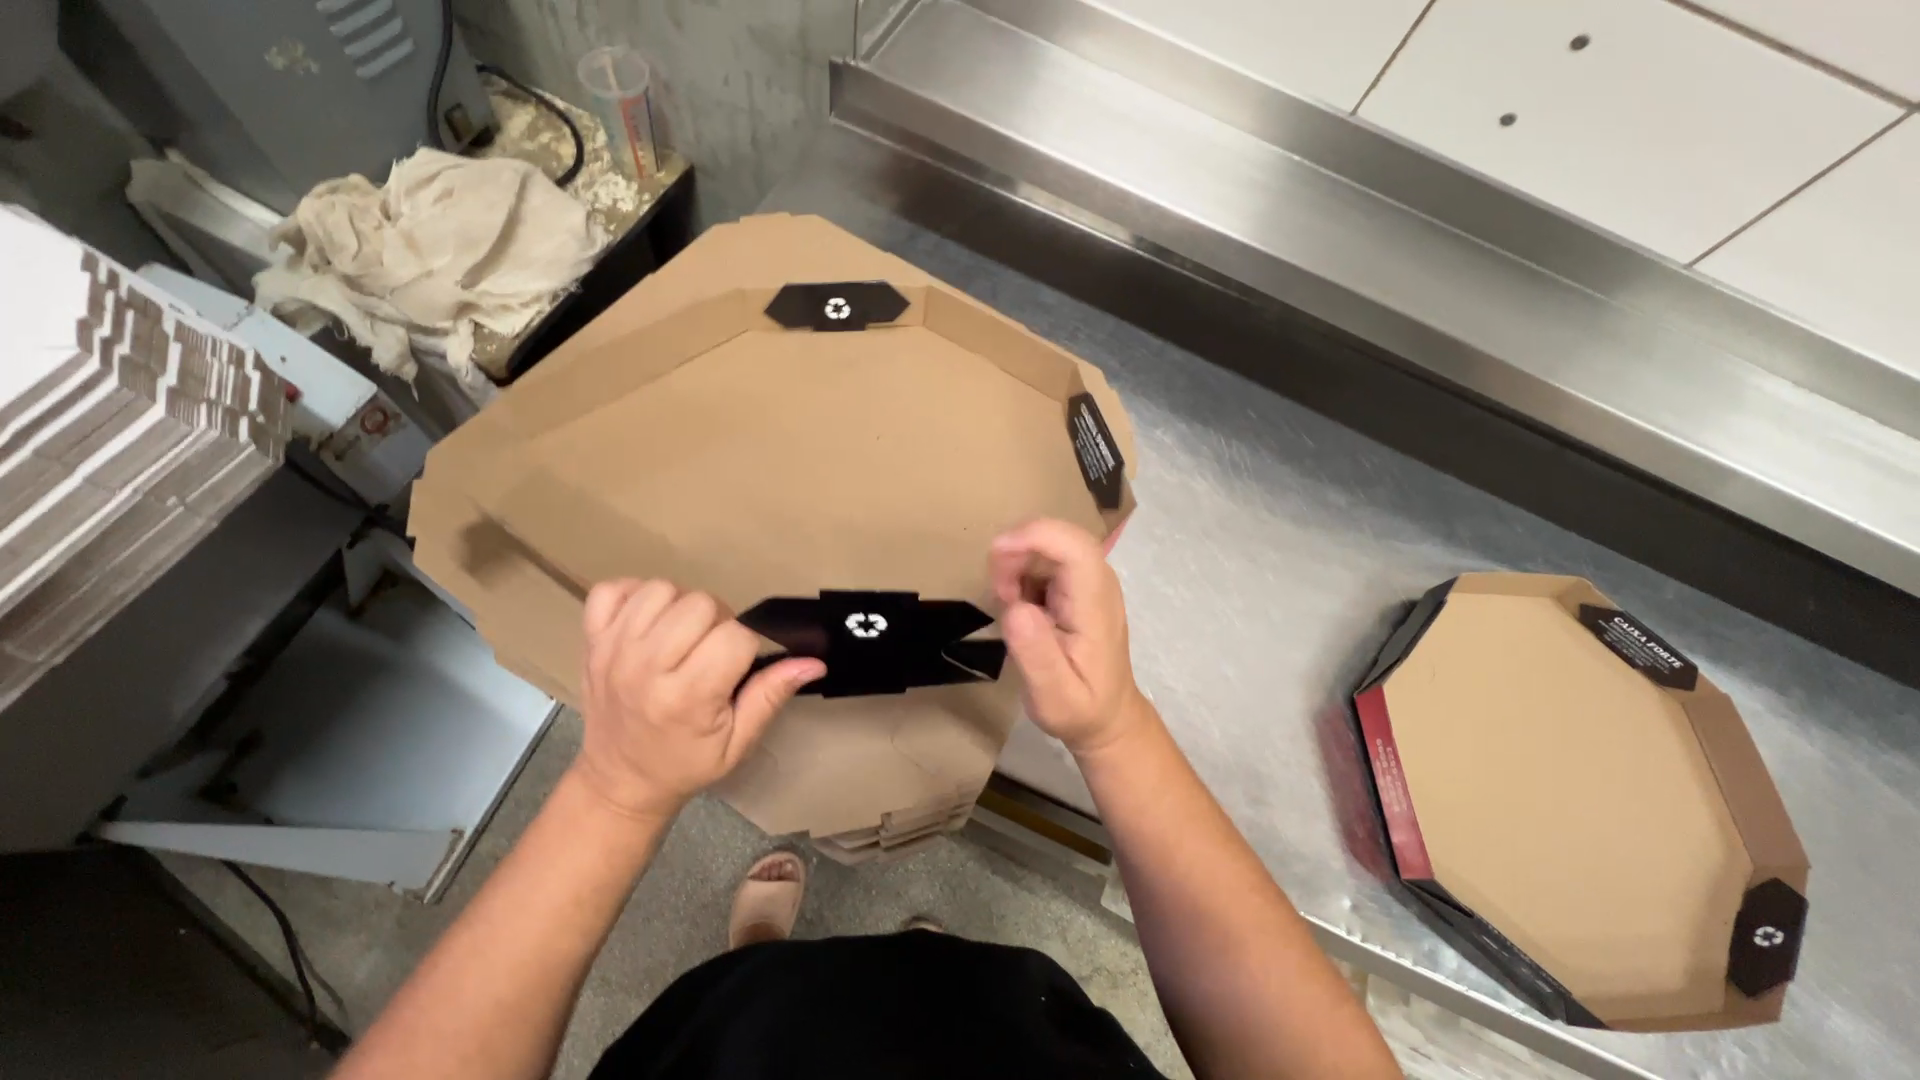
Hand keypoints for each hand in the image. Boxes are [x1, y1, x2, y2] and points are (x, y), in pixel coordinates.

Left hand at [572, 579, 824, 819]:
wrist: (620, 779)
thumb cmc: (685, 763)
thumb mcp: (737, 743)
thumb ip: (770, 696)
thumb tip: (813, 662)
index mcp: (686, 697)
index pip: (734, 636)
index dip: (747, 644)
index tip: (738, 666)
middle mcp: (645, 667)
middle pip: (699, 604)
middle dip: (717, 622)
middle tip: (712, 651)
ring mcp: (612, 650)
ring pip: (661, 590)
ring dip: (680, 607)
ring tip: (682, 636)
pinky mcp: (591, 640)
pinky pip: (613, 589)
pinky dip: (635, 596)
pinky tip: (650, 622)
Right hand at [989, 519, 1150, 756]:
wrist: (1108, 718)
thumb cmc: (1082, 709)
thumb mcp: (1053, 697)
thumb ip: (1036, 654)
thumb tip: (1016, 608)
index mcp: (1095, 605)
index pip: (1075, 547)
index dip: (1035, 536)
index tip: (997, 554)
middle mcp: (1098, 583)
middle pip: (1058, 536)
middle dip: (1018, 551)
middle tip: (999, 594)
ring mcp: (1091, 582)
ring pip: (1049, 544)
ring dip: (1017, 564)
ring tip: (1008, 604)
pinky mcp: (1079, 587)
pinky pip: (1048, 559)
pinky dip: (1023, 573)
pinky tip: (1020, 607)